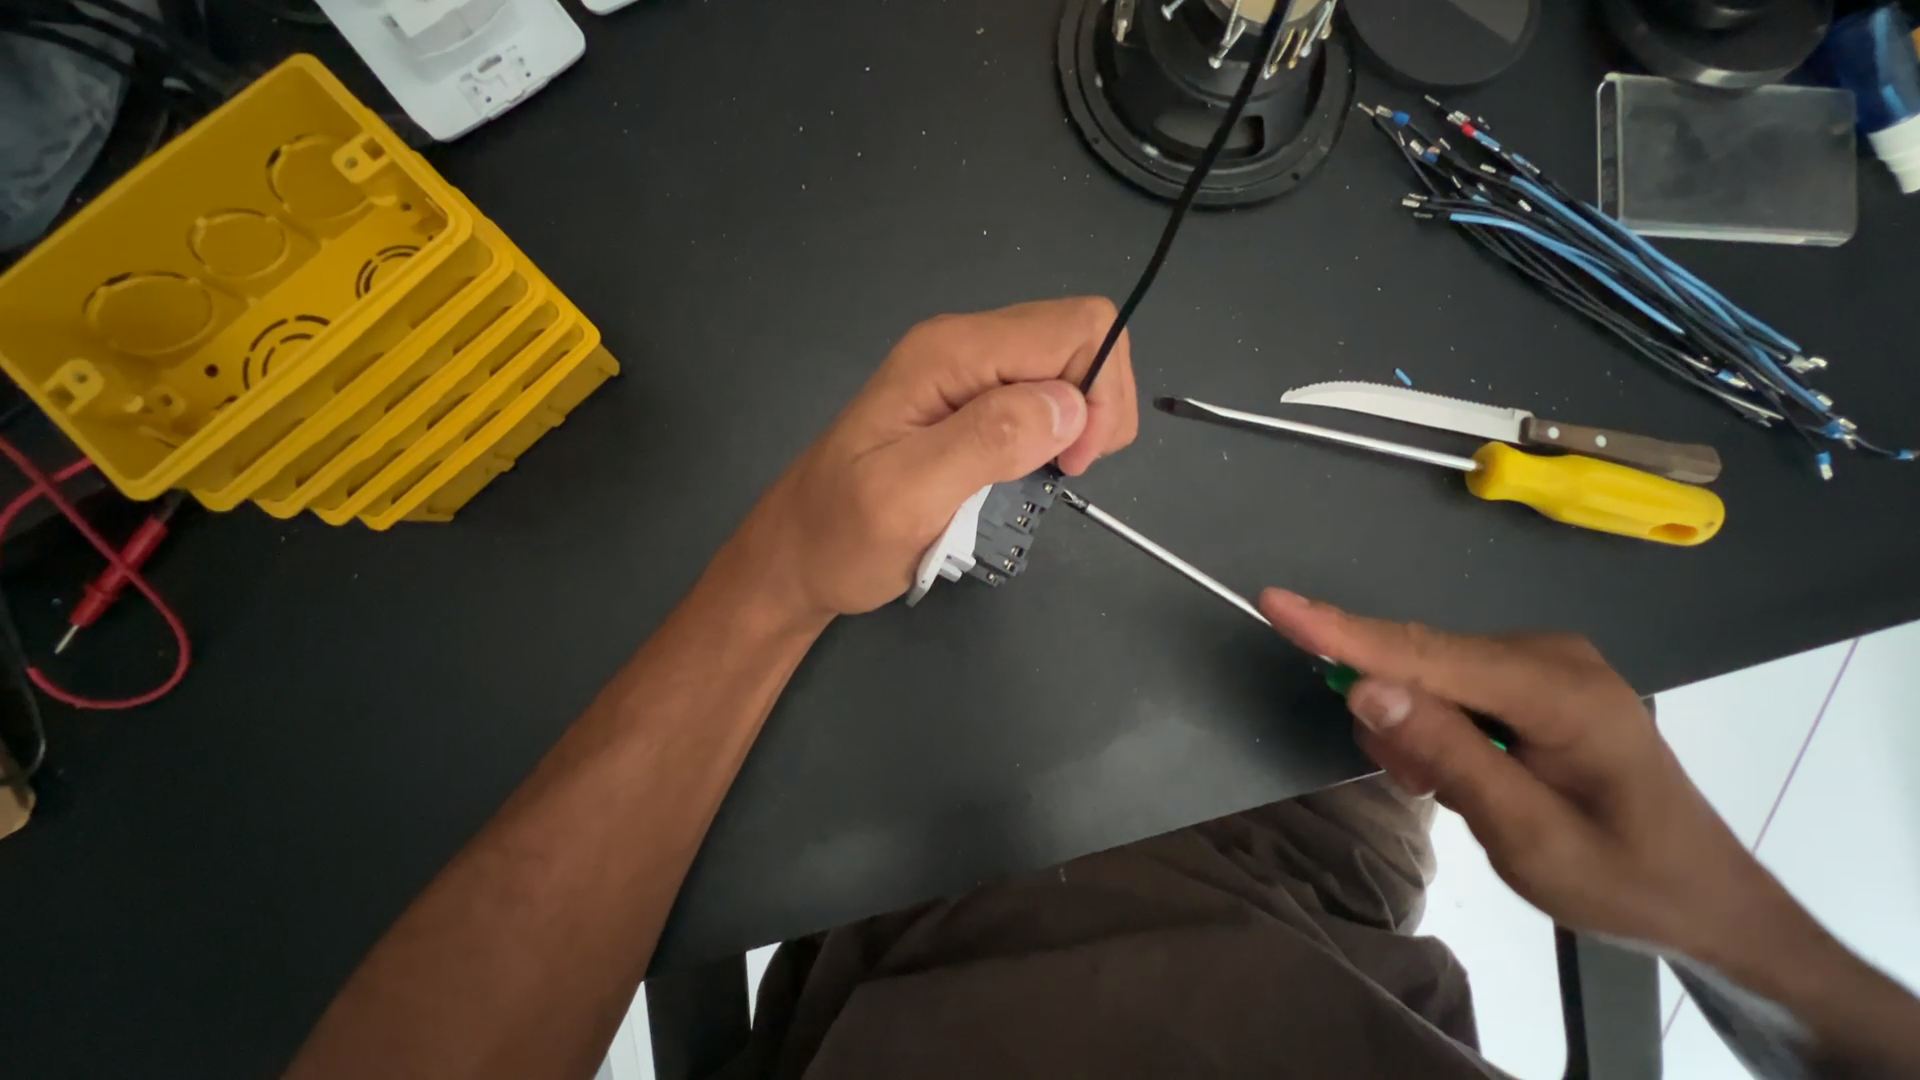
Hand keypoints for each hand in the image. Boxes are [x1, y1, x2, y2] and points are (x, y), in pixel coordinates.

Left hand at [727, 299, 1138, 619]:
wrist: (797, 555)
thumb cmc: (842, 534)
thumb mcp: (908, 496)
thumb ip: (986, 442)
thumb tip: (1070, 406)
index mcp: (950, 354)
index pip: (1074, 328)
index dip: (1098, 393)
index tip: (1072, 463)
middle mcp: (962, 347)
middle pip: (1078, 337)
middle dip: (1096, 405)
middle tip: (1064, 471)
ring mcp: (965, 372)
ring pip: (1066, 367)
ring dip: (1079, 422)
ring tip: (1047, 473)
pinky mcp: (968, 402)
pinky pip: (1042, 396)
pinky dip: (1057, 432)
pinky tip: (1030, 468)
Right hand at [1257, 589, 1792, 963]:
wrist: (1706, 900)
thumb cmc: (1624, 879)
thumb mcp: (1527, 837)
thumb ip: (1447, 755)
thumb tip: (1364, 687)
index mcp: (1560, 692)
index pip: (1426, 653)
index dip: (1343, 631)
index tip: (1275, 602)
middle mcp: (1547, 655)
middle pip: (1421, 661)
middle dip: (1393, 716)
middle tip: (1422, 788)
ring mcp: (1541, 660)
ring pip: (1427, 674)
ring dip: (1415, 731)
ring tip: (1453, 790)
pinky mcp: (1531, 675)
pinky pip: (1447, 685)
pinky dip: (1434, 726)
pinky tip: (1467, 770)